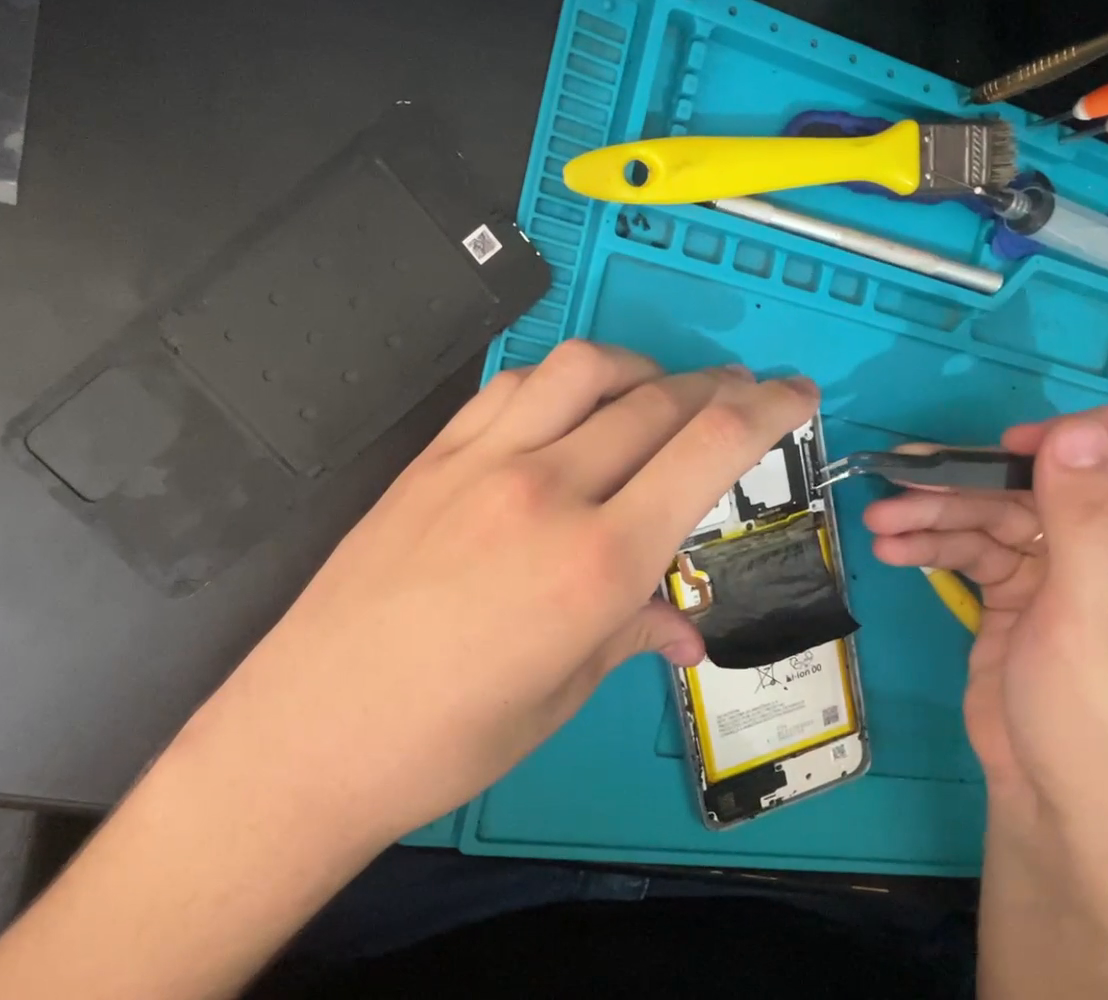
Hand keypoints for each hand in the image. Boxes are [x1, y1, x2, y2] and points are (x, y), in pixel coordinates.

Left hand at [224, 340, 817, 842]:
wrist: (312, 730)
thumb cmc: (447, 739)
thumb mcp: (562, 693)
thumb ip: (631, 632)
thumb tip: (683, 627)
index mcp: (598, 562)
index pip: (708, 449)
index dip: (768, 409)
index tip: (796, 395)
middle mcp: (547, 490)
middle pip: (658, 400)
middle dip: (719, 389)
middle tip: (744, 397)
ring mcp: (482, 463)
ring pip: (584, 369)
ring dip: (641, 368)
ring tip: (660, 392)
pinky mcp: (432, 457)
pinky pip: (512, 387)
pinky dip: (561, 380)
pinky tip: (569, 404)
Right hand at [863, 396, 1107, 836]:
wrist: (1058, 806)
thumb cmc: (1100, 719)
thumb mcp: (1092, 615)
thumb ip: (1085, 517)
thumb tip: (1076, 430)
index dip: (1084, 436)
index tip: (1015, 450)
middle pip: (1050, 477)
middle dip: (975, 480)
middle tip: (903, 482)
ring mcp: (1072, 567)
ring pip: (1002, 510)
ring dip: (939, 513)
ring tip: (881, 521)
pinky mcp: (1024, 591)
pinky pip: (977, 547)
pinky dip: (935, 545)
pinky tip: (892, 550)